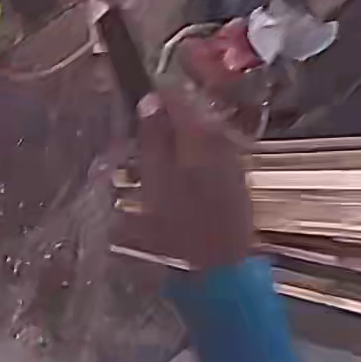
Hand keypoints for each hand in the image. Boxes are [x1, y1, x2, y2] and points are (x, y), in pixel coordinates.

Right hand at [110, 88, 254, 272]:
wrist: (220, 265)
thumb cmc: (180, 223)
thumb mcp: (155, 177)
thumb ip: (152, 136)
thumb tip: (148, 98)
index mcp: (201, 133)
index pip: (175, 96)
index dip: (149, 97)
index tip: (127, 107)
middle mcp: (222, 137)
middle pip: (186, 114)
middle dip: (159, 121)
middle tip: (131, 140)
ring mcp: (232, 158)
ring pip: (194, 135)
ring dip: (169, 142)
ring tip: (145, 162)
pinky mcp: (233, 178)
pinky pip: (203, 154)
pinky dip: (183, 159)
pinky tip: (169, 178)